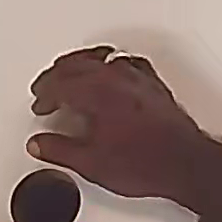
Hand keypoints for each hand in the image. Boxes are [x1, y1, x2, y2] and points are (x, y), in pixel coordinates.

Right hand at [27, 45, 221, 202]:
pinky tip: (107, 72)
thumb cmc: (146, 163)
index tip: (40, 106)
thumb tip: (38, 144)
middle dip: (56, 76)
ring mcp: (137, 78)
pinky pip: (123, 61)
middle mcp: (117, 79)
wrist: (184, 164)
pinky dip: (107, 64)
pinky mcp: (151, 84)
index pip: (60, 85)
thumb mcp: (90, 164)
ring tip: (68, 74)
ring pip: (99, 57)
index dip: (45, 96)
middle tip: (44, 89)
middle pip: (77, 65)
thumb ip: (59, 150)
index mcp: (97, 94)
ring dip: (78, 64)